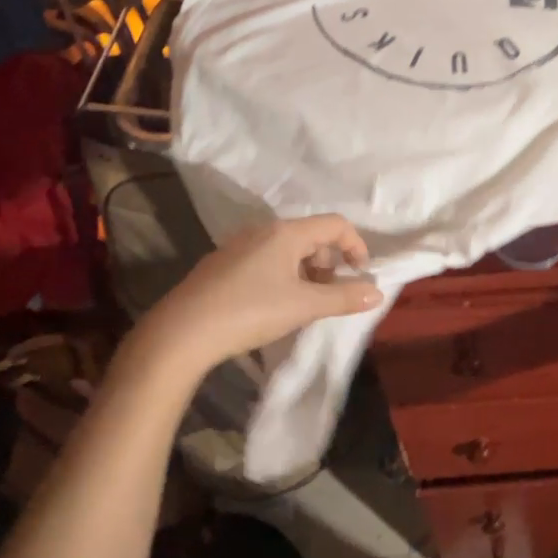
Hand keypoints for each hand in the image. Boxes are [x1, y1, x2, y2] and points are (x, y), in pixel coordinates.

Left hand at [127, 214, 382, 379]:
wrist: (180, 333)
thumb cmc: (249, 312)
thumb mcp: (304, 306)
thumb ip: (343, 297)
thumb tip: (377, 292)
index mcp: (286, 232)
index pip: (335, 224)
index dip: (356, 245)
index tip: (360, 274)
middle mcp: (262, 230)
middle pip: (310, 236)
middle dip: (328, 262)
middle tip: (329, 294)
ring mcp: (238, 246)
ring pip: (286, 250)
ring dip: (305, 272)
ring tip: (303, 304)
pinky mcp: (221, 265)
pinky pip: (264, 261)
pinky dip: (281, 276)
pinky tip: (272, 306)